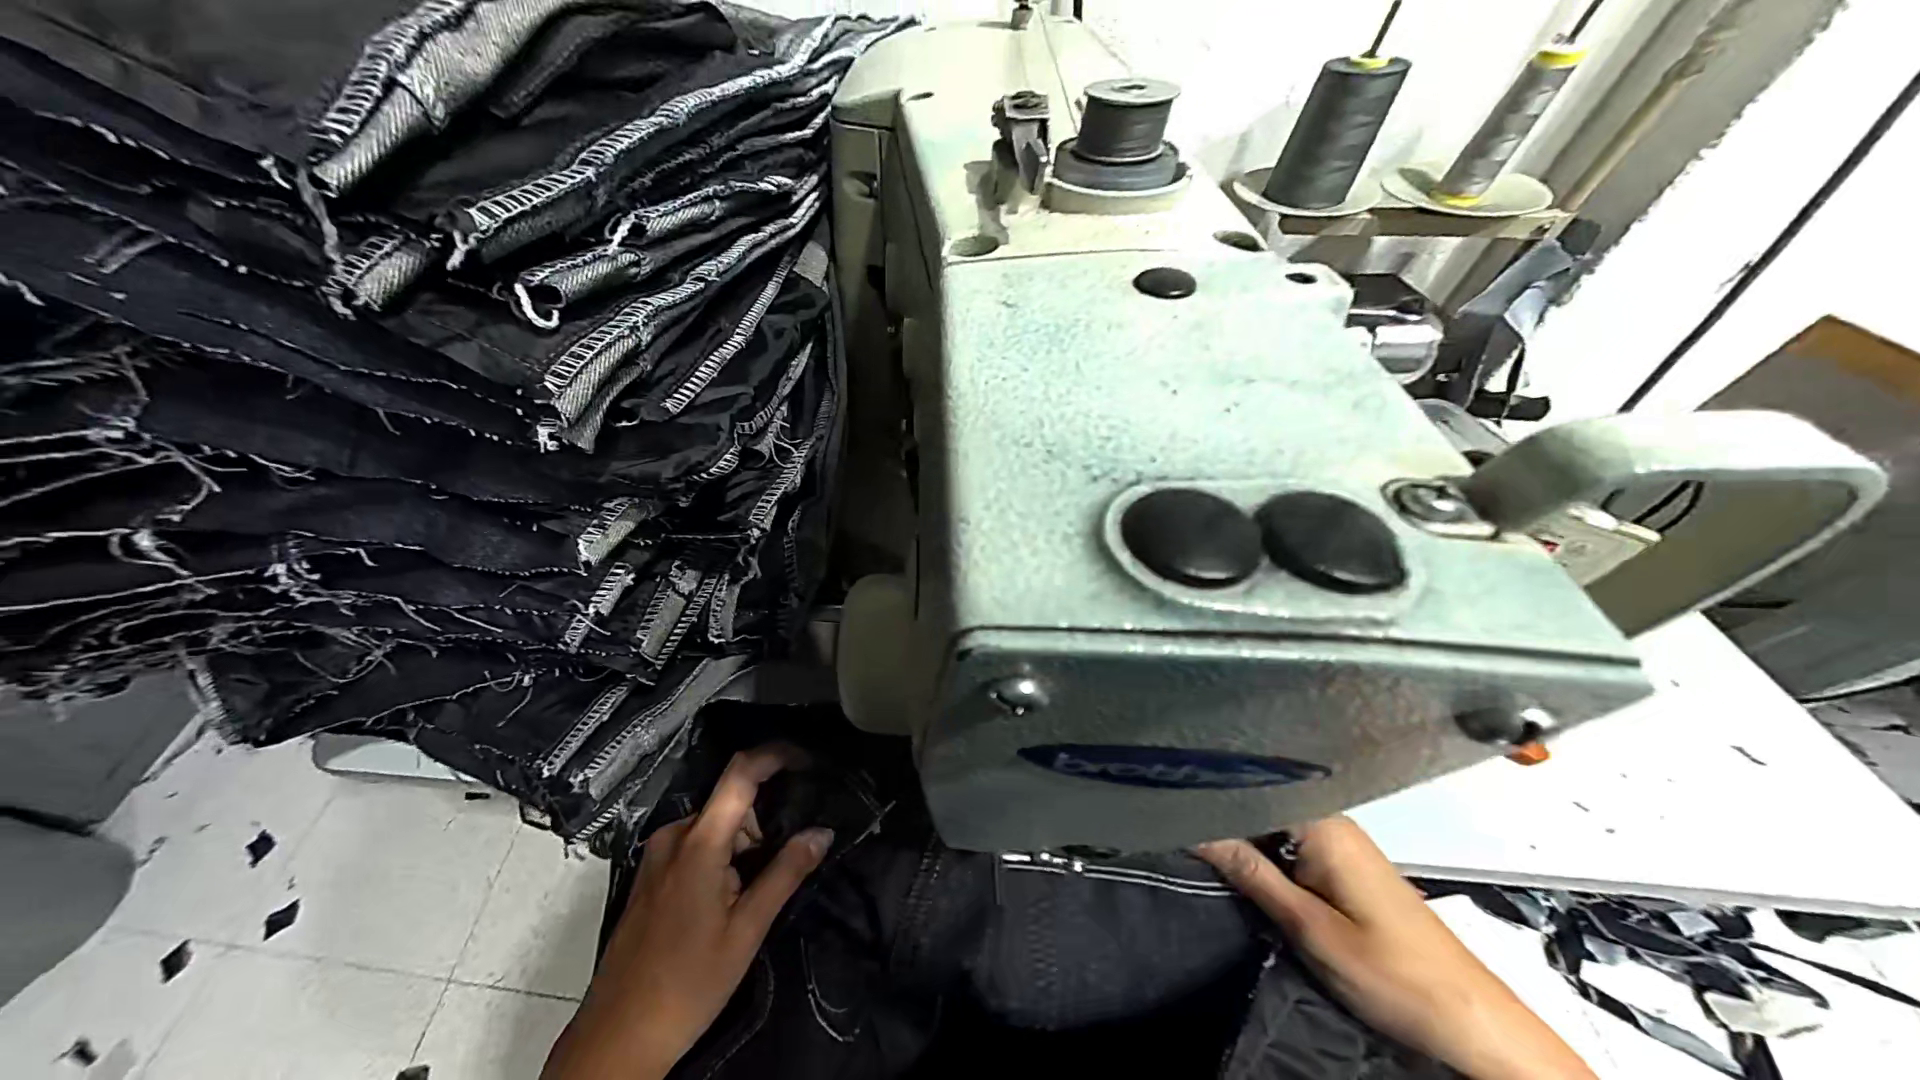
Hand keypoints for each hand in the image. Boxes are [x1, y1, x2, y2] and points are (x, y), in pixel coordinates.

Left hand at [542, 744, 832, 1079]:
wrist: (617, 1037)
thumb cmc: (688, 984)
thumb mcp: (747, 930)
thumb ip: (786, 873)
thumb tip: (822, 832)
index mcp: (698, 844)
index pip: (740, 774)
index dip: (776, 755)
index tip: (809, 759)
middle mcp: (672, 837)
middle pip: (731, 803)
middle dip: (763, 823)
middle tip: (780, 866)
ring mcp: (656, 855)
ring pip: (714, 825)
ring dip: (742, 844)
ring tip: (749, 895)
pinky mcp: (649, 874)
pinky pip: (694, 843)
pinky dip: (720, 855)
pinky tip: (725, 899)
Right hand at [1196, 818, 1596, 1079]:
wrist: (1470, 1018)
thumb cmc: (1391, 971)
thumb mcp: (1308, 925)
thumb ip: (1249, 871)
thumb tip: (1192, 828)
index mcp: (1323, 823)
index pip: (1251, 787)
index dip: (1209, 792)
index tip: (1168, 796)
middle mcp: (1332, 820)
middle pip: (1260, 803)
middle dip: (1221, 815)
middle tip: (1171, 819)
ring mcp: (1340, 842)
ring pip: (1273, 825)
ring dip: (1241, 836)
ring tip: (1192, 834)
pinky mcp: (1344, 865)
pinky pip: (1290, 844)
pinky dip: (1264, 853)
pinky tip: (1240, 862)